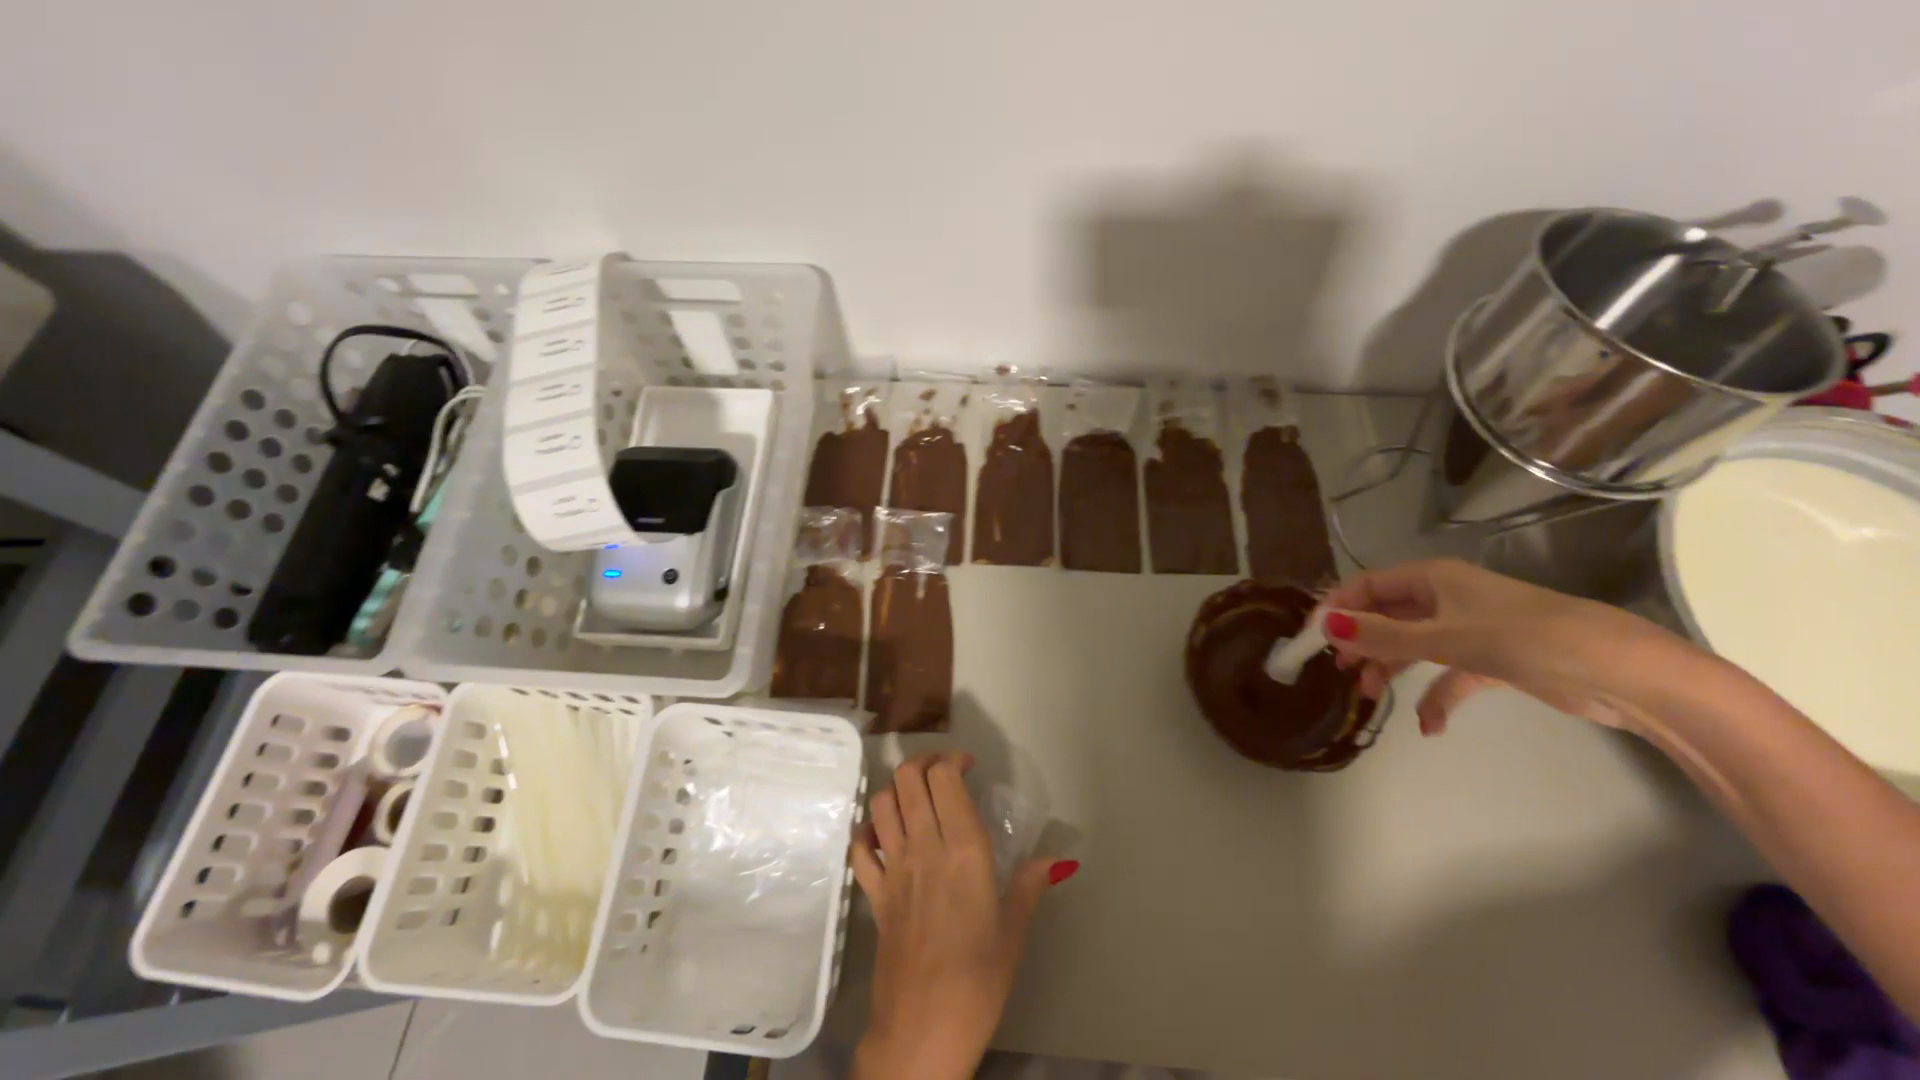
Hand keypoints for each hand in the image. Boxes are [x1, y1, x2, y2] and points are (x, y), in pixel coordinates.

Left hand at [850, 752, 1075, 1079]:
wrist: (922, 1027)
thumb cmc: (979, 981)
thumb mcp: (1013, 932)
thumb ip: (1029, 886)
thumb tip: (1057, 861)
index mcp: (964, 852)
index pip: (945, 780)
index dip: (953, 759)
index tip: (968, 763)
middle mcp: (924, 849)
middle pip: (909, 779)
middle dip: (924, 762)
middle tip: (944, 770)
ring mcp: (893, 870)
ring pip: (881, 804)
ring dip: (896, 789)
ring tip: (917, 797)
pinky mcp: (873, 895)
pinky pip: (859, 848)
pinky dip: (867, 830)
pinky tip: (884, 835)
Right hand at [1317, 558, 1705, 736]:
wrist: (1616, 671)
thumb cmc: (1526, 638)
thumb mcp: (1447, 637)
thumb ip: (1384, 636)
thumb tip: (1327, 626)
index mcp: (1435, 578)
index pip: (1370, 584)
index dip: (1338, 607)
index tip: (1311, 638)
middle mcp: (1449, 599)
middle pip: (1389, 615)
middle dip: (1361, 641)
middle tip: (1338, 671)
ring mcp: (1471, 630)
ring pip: (1414, 646)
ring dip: (1390, 669)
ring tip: (1368, 697)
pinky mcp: (1493, 662)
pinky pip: (1449, 676)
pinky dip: (1435, 698)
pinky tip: (1429, 725)